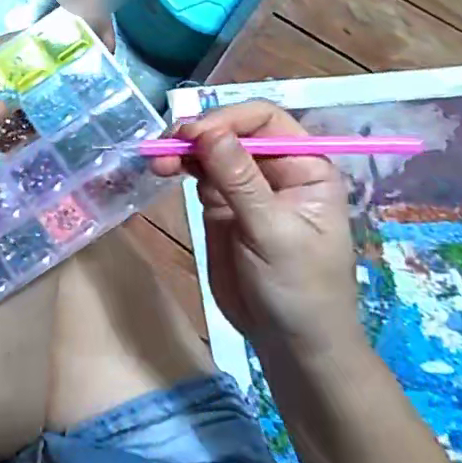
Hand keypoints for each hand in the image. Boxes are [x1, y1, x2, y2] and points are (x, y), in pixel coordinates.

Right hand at [150, 101, 360, 354]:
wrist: (289, 343)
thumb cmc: (300, 289)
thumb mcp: (273, 233)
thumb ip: (240, 180)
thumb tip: (208, 130)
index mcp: (305, 167)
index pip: (265, 120)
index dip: (227, 119)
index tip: (193, 135)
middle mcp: (275, 168)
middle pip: (230, 129)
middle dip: (196, 132)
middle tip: (164, 146)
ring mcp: (244, 185)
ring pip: (207, 148)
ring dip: (180, 147)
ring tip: (155, 160)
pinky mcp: (219, 202)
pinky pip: (195, 171)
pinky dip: (176, 164)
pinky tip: (160, 168)